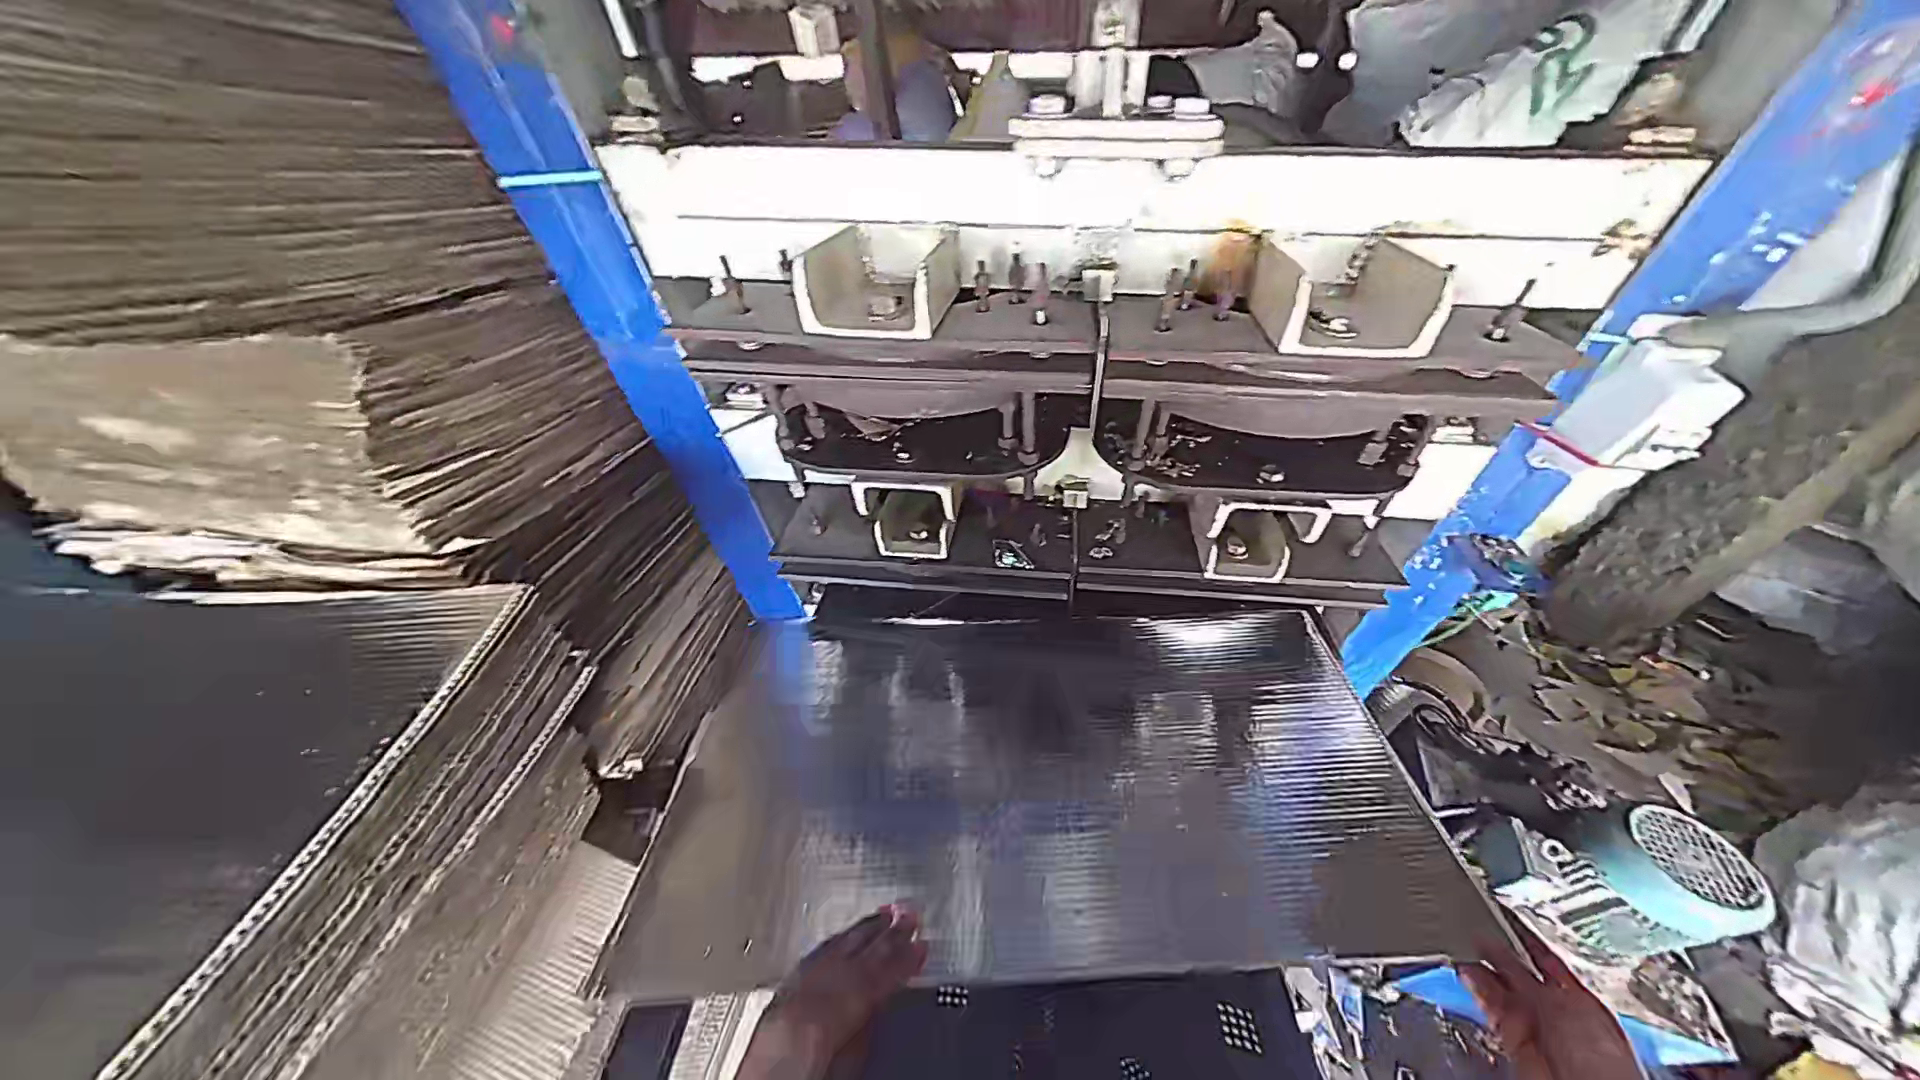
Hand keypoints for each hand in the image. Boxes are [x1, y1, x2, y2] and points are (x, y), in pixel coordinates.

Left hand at [737, 906, 928, 1079]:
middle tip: (911, 915)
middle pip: (857, 951)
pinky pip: (815, 956)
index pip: (876, 973)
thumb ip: (867, 1025)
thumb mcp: (848, 1064)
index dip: (903, 955)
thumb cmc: (802, 1076)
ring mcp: (792, 988)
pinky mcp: (780, 992)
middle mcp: (808, 992)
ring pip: (835, 946)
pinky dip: (837, 942)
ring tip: (885, 915)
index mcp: (831, 1012)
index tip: (923, 943)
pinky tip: (847, 936)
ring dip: (862, 929)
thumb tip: (884, 998)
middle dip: (886, 932)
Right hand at [1458, 917, 1642, 1079]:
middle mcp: (1552, 1006)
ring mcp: (1530, 1020)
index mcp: (1576, 995)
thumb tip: (1490, 941)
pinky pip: (1486, 1002)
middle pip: (1514, 967)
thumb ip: (1522, 970)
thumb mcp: (1560, 999)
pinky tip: (1463, 970)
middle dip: (1492, 947)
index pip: (1542, 954)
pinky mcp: (1510, 1033)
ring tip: (1459, 944)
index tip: (1498, 912)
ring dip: (1477, 965)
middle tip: (1469, 925)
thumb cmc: (1599, 1056)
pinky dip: (1473, 985)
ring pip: (1496, 983)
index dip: (1519, 933)